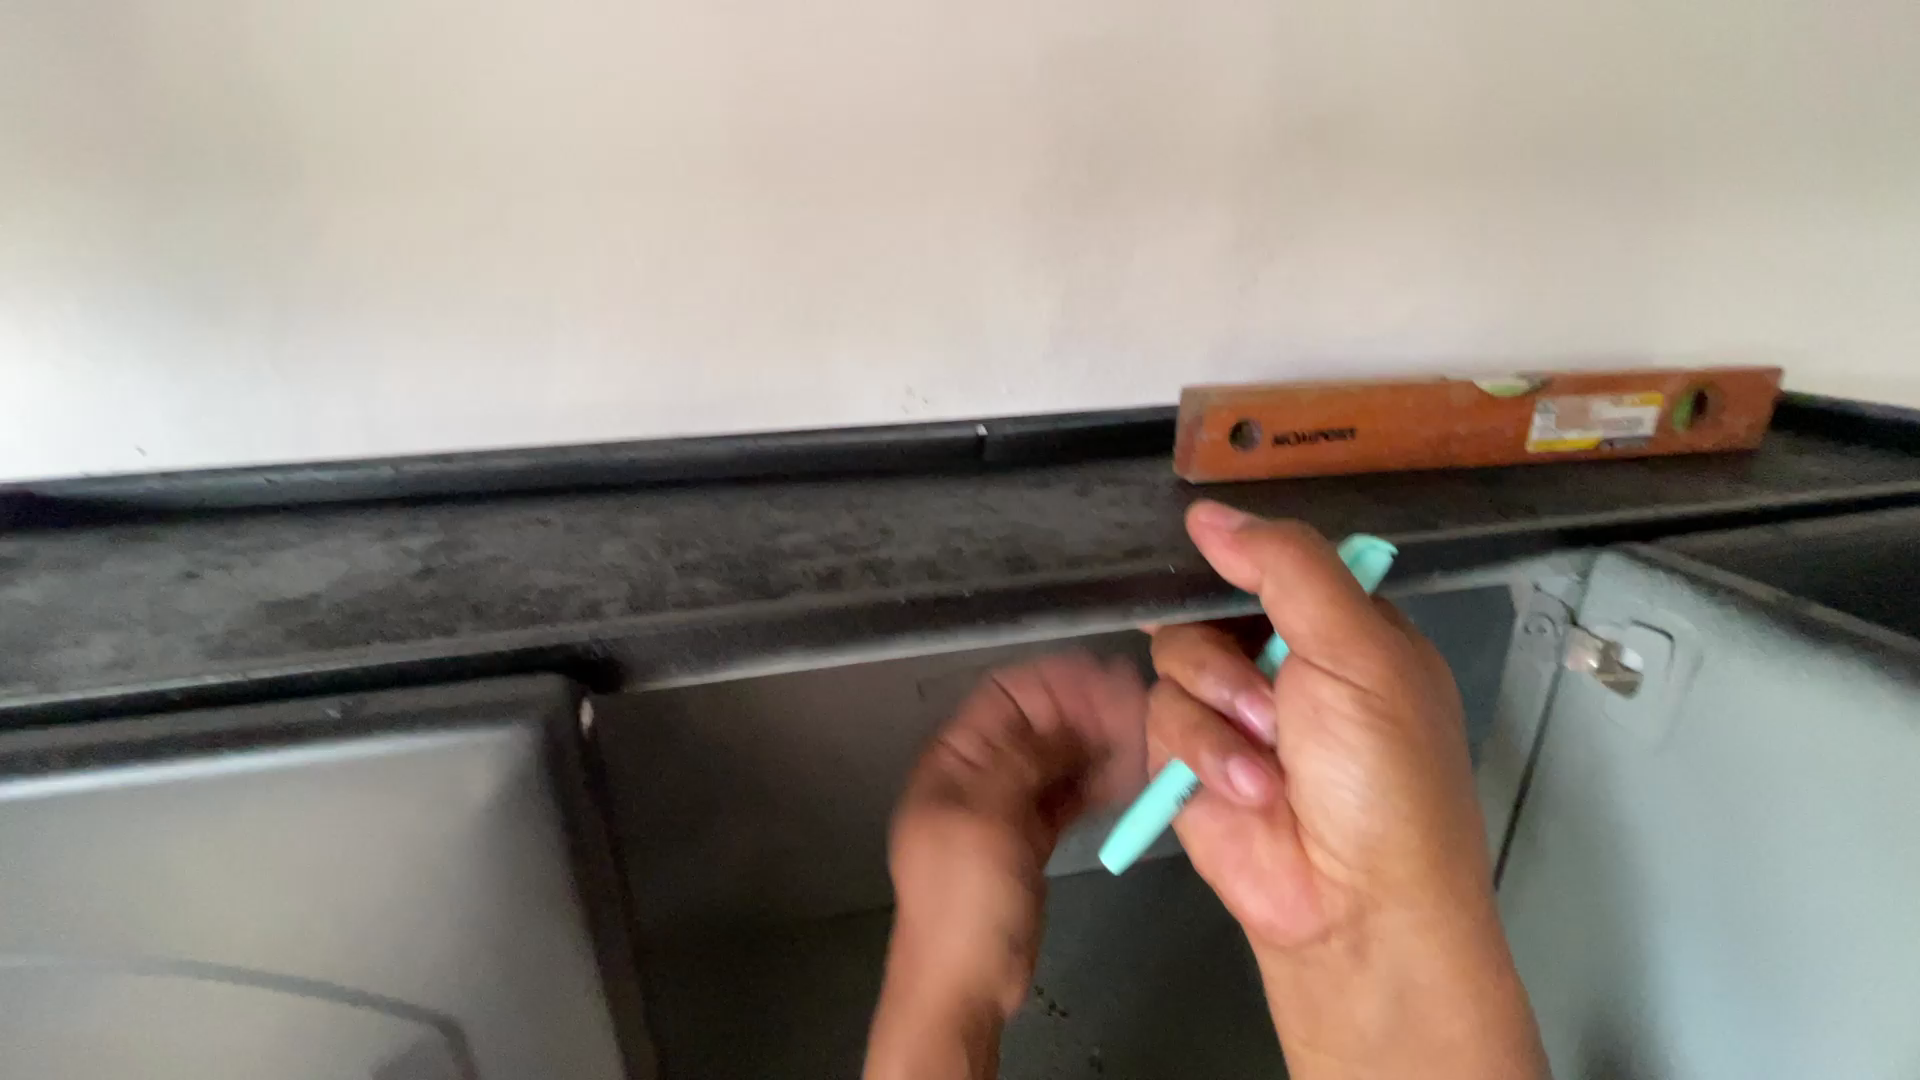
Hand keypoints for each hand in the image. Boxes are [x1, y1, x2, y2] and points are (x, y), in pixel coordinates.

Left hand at [865, 652, 1146, 1079]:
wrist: (962, 984)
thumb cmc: (963, 897)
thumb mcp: (985, 817)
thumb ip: (1022, 759)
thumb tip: (1067, 717)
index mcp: (955, 758)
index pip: (1005, 696)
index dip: (1054, 683)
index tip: (1103, 679)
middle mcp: (980, 772)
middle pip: (1036, 725)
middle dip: (1083, 712)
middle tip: (1136, 708)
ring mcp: (1007, 804)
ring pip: (1056, 758)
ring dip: (1095, 746)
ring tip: (1142, 738)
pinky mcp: (1031, 835)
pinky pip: (1066, 795)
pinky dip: (1094, 784)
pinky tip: (1128, 778)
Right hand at [1148, 501, 1544, 1078]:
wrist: (1352, 904)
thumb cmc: (1380, 771)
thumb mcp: (1358, 651)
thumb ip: (1286, 568)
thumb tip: (1205, 511)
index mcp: (1334, 626)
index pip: (1267, 561)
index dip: (1235, 556)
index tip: (1204, 549)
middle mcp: (1277, 660)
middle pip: (1203, 607)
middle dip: (1225, 654)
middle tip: (1267, 697)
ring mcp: (1227, 707)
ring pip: (1173, 658)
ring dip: (1218, 709)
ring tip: (1266, 756)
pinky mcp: (1186, 753)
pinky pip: (1160, 715)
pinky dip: (1201, 752)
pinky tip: (1246, 789)